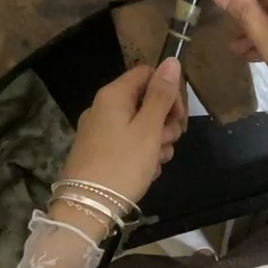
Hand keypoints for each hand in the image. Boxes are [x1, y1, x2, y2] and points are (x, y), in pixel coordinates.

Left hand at [53, 60, 185, 236]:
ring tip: (158, 160)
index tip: (179, 116)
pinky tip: (147, 170)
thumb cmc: (122, 164)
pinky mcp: (100, 152)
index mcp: (114, 96)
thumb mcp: (148, 129)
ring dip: (157, 141)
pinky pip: (129, 144)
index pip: (147, 74)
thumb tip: (171, 61)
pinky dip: (142, 154)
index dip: (168, 91)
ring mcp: (100, 131)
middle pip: (145, 102)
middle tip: (170, 141)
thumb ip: (161, 95)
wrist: (88, 206)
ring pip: (140, 126)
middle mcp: (103, 108)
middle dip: (164, 121)